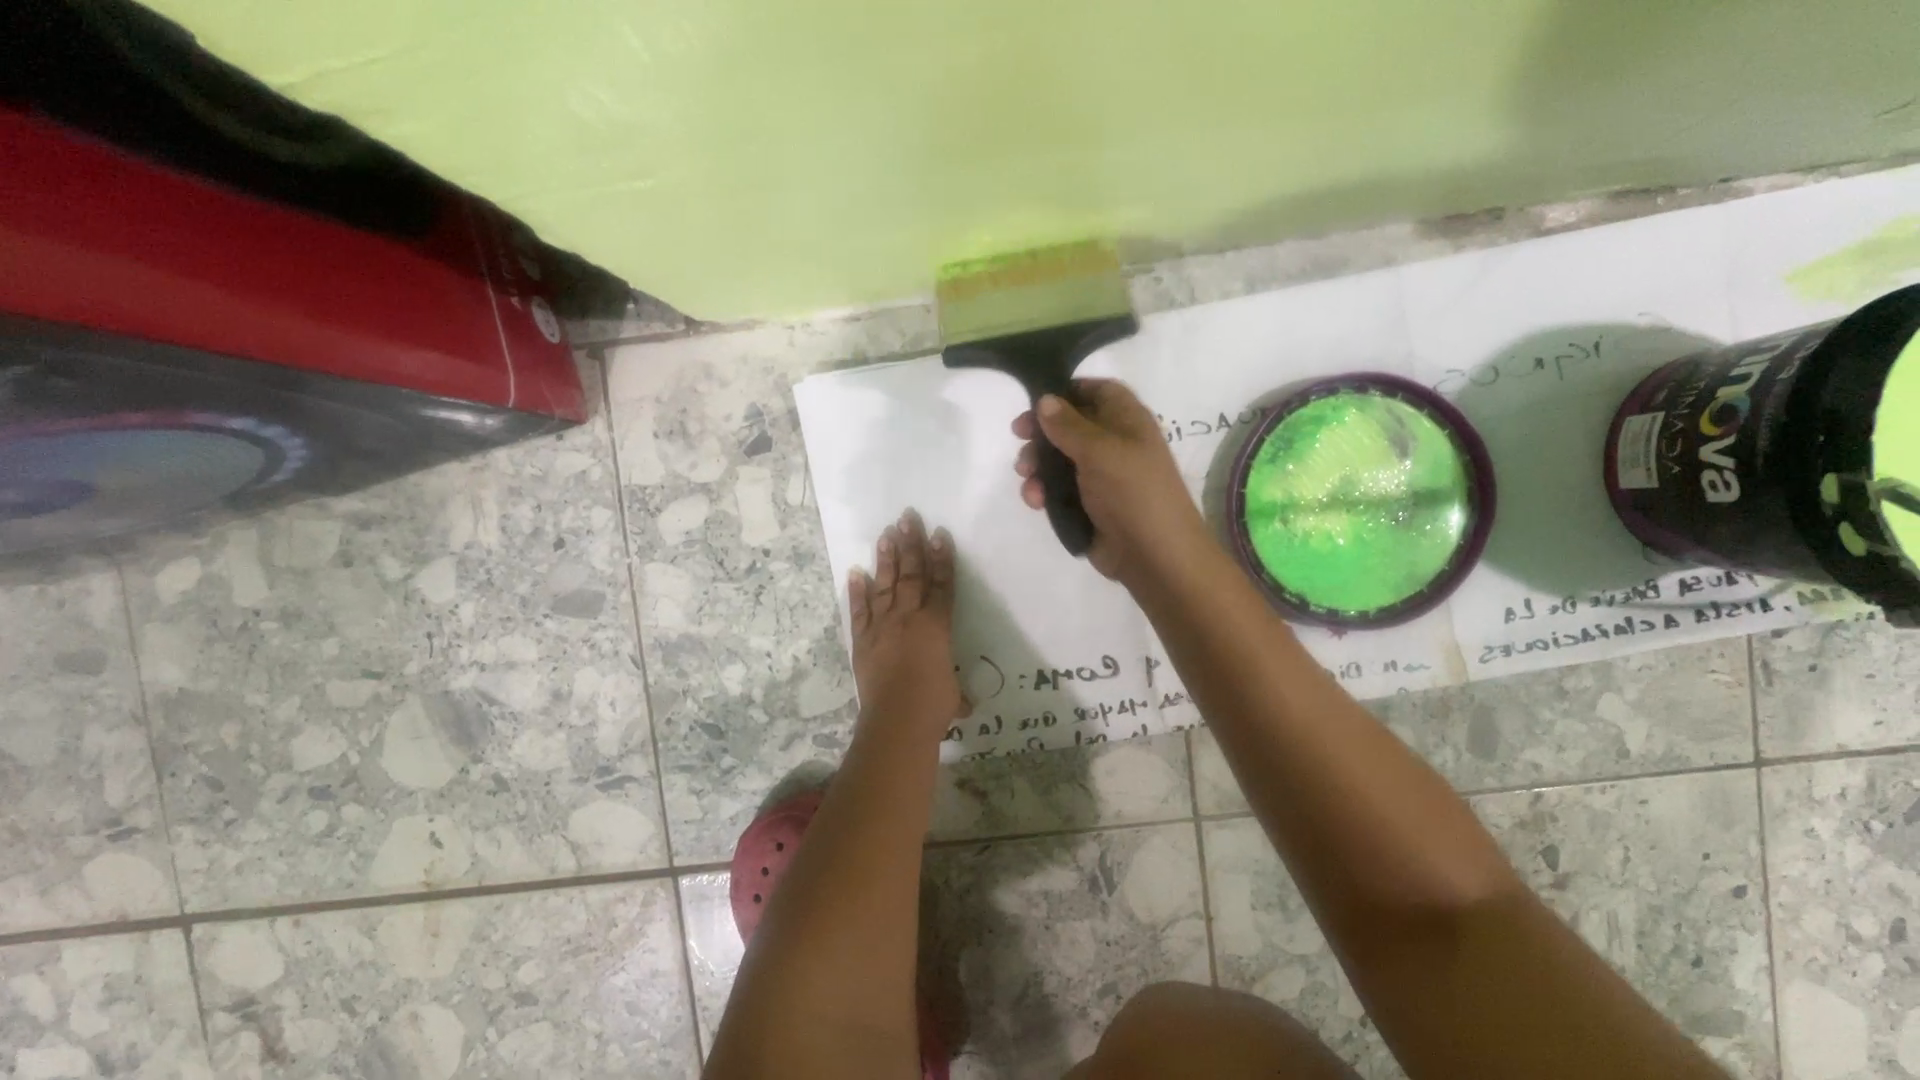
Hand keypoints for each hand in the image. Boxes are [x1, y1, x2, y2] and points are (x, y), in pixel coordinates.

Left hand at [847, 508, 966, 730]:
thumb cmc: (934, 706)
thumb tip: (962, 704)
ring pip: (884, 585)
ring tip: (886, 533)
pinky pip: (859, 610)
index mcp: (937, 626)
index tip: (938, 533)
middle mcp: (909, 618)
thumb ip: (956, 692)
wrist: (896, 719)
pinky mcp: (861, 640)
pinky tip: (855, 572)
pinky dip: (857, 591)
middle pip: (911, 575)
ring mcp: (882, 627)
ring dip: (886, 558)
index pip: (942, 585)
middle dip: (911, 545)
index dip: (941, 559)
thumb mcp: (953, 695)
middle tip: (907, 517)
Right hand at [1014, 379, 1208, 582]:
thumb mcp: (1100, 450)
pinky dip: (1043, 491)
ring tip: (1026, 477)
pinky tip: (1035, 501)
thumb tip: (1045, 400)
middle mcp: (1113, 443)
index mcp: (1126, 420)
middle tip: (1018, 436)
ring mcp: (1100, 476)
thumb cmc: (1133, 491)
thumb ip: (1068, 424)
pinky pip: (1058, 490)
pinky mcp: (1088, 505)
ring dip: (1037, 465)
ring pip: (1058, 459)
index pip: (1098, 391)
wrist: (1154, 554)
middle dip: (1042, 431)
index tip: (1039, 399)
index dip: (1069, 390)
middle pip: (1070, 425)